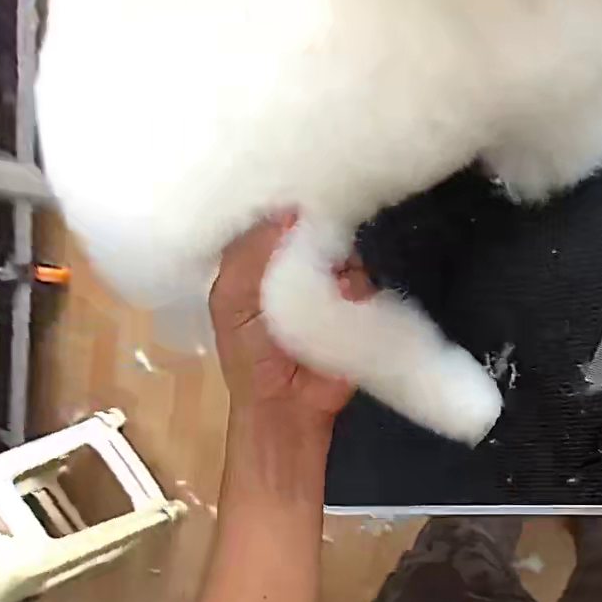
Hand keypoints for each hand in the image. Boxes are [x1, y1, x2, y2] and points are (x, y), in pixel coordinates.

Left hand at [208, 212, 361, 428]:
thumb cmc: (249, 354)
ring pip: (350, 259)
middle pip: (320, 236)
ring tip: (332, 285)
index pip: (280, 223)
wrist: (286, 403)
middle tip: (319, 245)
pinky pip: (370, 290)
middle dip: (322, 235)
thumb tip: (288, 214)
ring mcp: (335, 294)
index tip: (299, 198)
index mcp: (265, 265)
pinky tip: (347, 299)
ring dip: (343, 266)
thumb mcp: (231, 300)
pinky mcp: (361, 315)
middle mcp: (302, 273)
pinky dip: (361, 290)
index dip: (289, 209)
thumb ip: (248, 255)